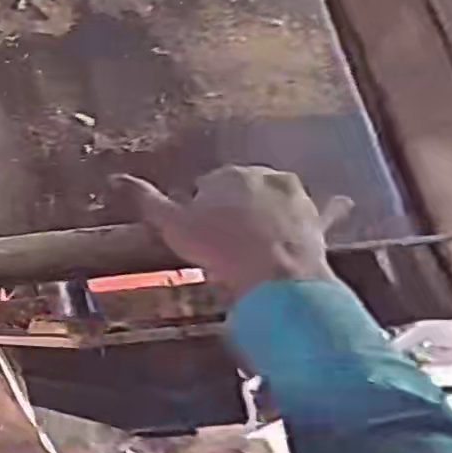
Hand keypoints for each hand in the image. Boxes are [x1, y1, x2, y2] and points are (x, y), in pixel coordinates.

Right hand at [113, 167, 352, 297]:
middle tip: (213, 233)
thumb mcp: (168, 223)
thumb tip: (114, 177)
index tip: (189, 226)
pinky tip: (337, 204)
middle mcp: (266, 177)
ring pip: (273, 196)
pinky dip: (325, 209)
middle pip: (238, 187)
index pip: (203, 183)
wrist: (274, 277)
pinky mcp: (319, 220)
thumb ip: (143, 198)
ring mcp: (298, 197)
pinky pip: (323, 210)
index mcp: (229, 175)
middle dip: (227, 203)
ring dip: (263, 206)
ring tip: (246, 232)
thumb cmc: (216, 246)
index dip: (192, 205)